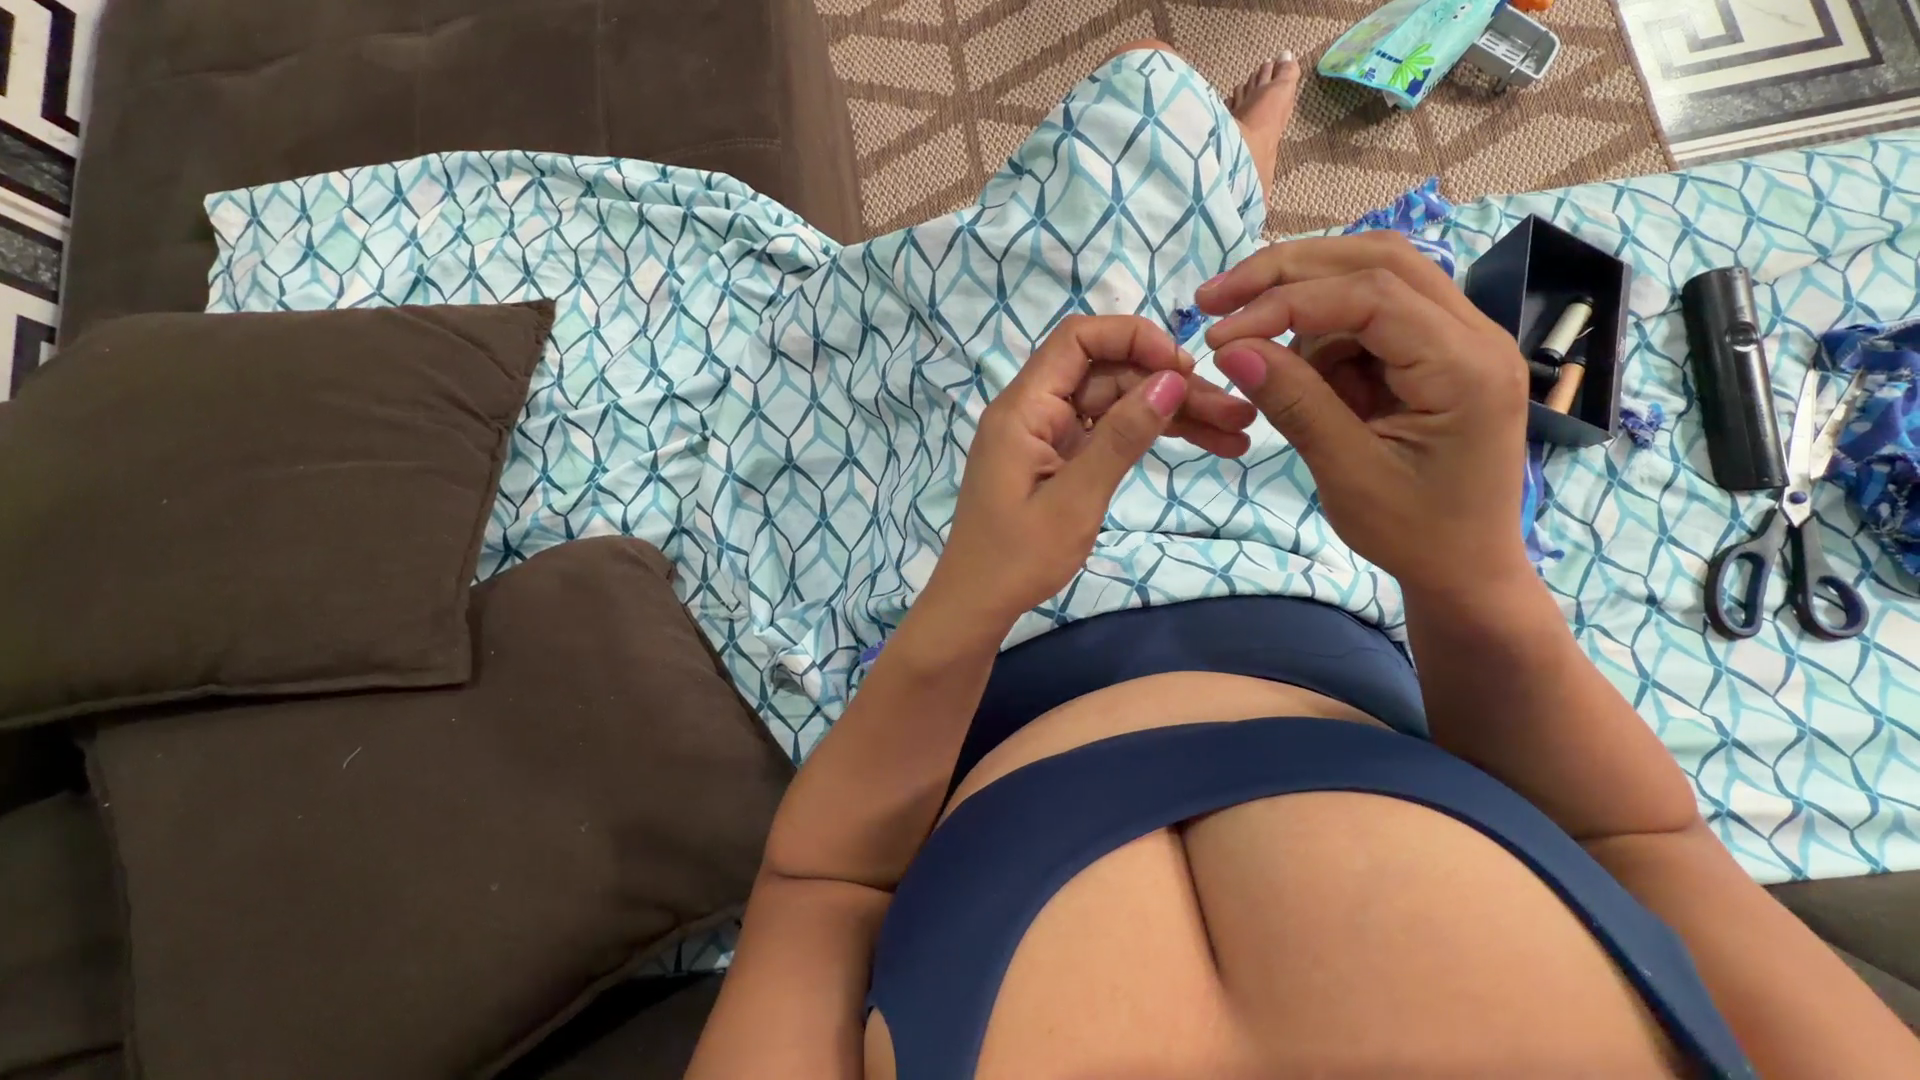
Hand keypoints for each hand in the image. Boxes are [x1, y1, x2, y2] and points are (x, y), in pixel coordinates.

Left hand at [927, 315, 1255, 628]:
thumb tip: (1170, 379)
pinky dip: (1148, 437)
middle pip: (1108, 373)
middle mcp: (1034, 410)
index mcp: (1024, 408)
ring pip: (1116, 403)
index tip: (1183, 366)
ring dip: (1172, 414)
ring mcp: (1047, 434)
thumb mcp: (1075, 500)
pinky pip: (1107, 432)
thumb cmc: (1018, 558)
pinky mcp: (1058, 458)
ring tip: (1237, 434)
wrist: (977, 604)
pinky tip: (1202, 444)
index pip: (1078, 340)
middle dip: (1172, 387)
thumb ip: (1121, 437)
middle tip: (1237, 414)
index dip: (1134, 338)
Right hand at [1195, 233, 1532, 594]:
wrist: (1466, 568)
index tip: (1221, 336)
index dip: (1286, 302)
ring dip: (1303, 297)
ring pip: (1374, 277)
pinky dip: (1322, 331)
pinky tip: (1294, 366)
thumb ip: (1294, 402)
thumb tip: (1231, 348)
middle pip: (1377, 259)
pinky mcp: (1440, 352)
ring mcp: (1462, 338)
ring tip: (1249, 342)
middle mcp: (1476, 333)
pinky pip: (1373, 315)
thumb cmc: (1414, 533)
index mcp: (1466, 367)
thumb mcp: (1346, 473)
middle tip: (1216, 297)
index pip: (1370, 295)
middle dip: (1289, 272)